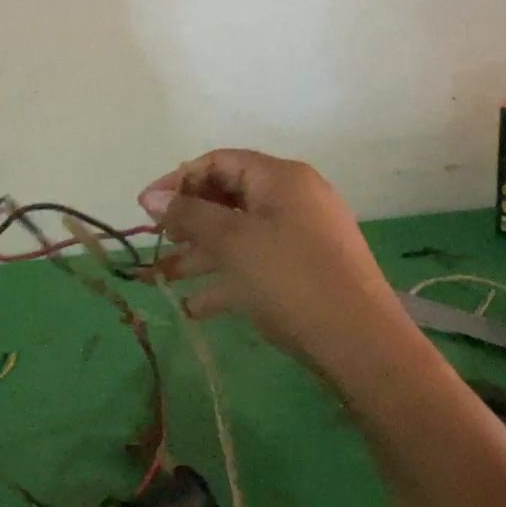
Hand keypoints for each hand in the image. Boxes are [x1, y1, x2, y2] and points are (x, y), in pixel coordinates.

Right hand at [139, 149, 406, 368]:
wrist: (361, 343)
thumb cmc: (291, 279)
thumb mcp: (233, 243)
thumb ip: (189, 215)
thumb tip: (151, 196)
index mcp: (281, 178)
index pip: (220, 162)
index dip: (178, 181)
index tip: (144, 208)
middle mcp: (293, 199)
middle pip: (228, 198)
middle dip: (187, 222)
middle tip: (154, 243)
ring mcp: (302, 236)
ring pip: (239, 236)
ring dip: (199, 255)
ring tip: (161, 279)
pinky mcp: (305, 271)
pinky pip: (256, 264)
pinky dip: (226, 279)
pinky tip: (194, 307)